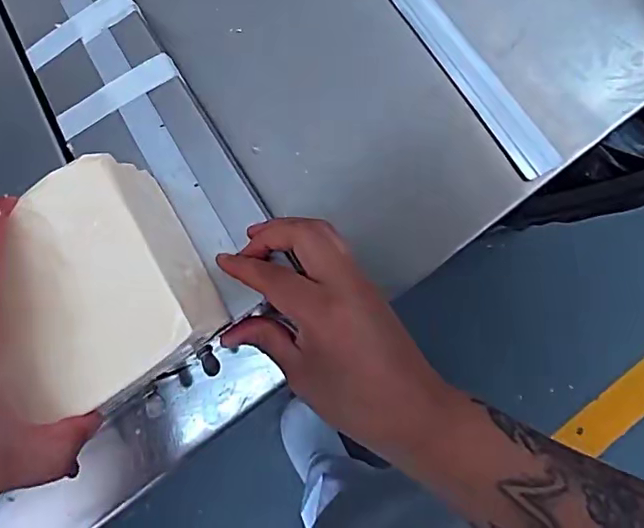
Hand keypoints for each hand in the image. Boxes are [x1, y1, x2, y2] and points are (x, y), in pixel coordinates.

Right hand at [216, 217, 456, 468]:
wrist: (418, 413)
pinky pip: (332, 244)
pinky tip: (293, 260)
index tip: (226, 262)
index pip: (272, 275)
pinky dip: (307, 240)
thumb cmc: (363, 404)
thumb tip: (239, 330)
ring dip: (290, 230)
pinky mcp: (366, 283)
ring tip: (266, 243)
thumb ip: (267, 340)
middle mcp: (343, 285)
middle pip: (301, 232)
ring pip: (321, 230)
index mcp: (322, 310)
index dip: (243, 266)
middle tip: (247, 248)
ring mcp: (359, 280)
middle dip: (268, 233)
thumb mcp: (302, 376)